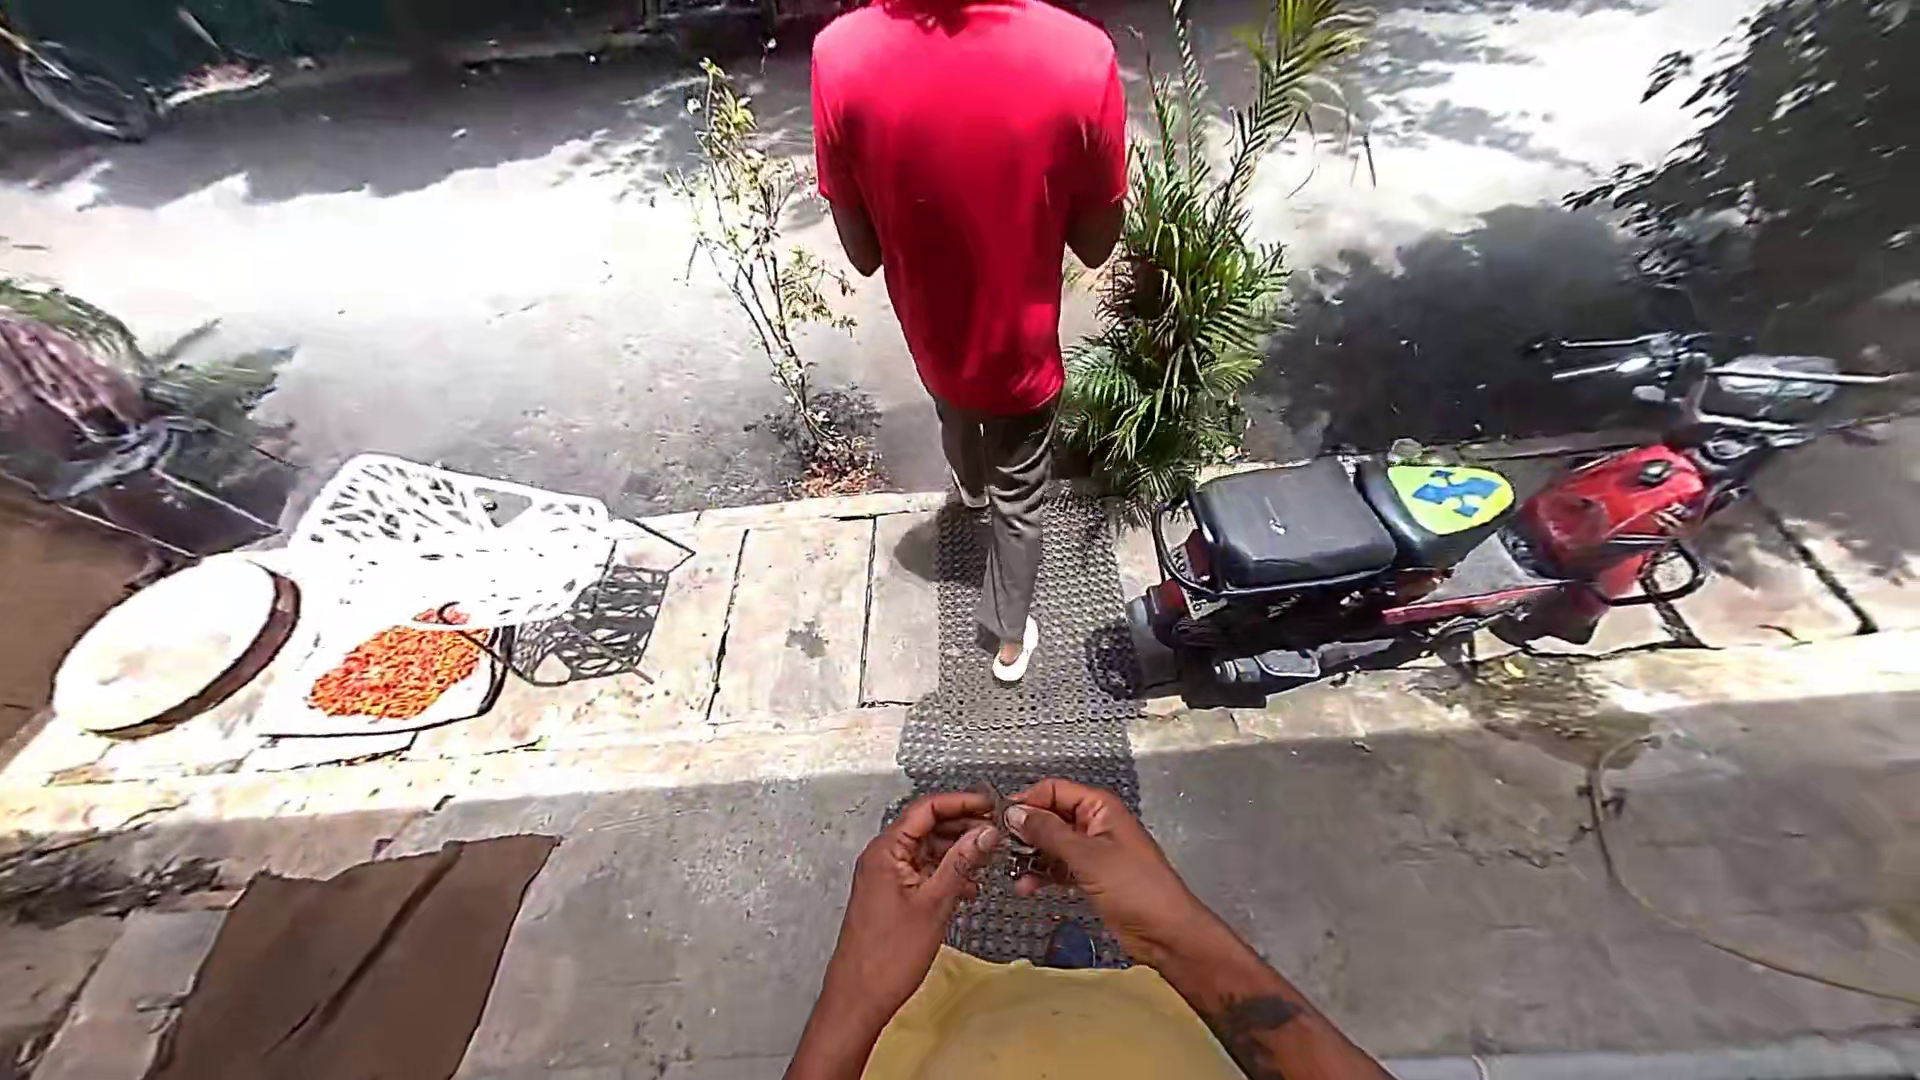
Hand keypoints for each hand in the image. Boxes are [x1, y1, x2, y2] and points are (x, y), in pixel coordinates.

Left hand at [817, 791, 1000, 1028]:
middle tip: (994, 832)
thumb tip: (986, 832)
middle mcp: (884, 855)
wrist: (858, 1001)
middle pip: (928, 826)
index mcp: (887, 848)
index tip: (989, 805)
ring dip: (957, 852)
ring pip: (928, 849)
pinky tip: (968, 886)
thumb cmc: (889, 955)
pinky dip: (946, 873)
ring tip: (985, 861)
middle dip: (962, 827)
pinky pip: (924, 870)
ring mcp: (888, 874)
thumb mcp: (934, 903)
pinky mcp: (893, 893)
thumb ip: (961, 862)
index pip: (927, 808)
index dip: (960, 802)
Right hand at [1006, 778, 1227, 969]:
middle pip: (1050, 815)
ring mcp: (1092, 850)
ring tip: (1010, 871)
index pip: (1053, 790)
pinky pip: (1058, 866)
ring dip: (1031, 855)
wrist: (1169, 935)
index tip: (999, 819)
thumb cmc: (1133, 887)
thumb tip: (1014, 812)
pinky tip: (1026, 887)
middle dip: (1026, 830)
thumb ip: (1048, 832)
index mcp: (1098, 806)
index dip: (1027, 801)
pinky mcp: (1090, 875)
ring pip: (1051, 843)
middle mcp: (1093, 822)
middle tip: (999, 847)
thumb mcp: (1087, 857)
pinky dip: (1043, 873)